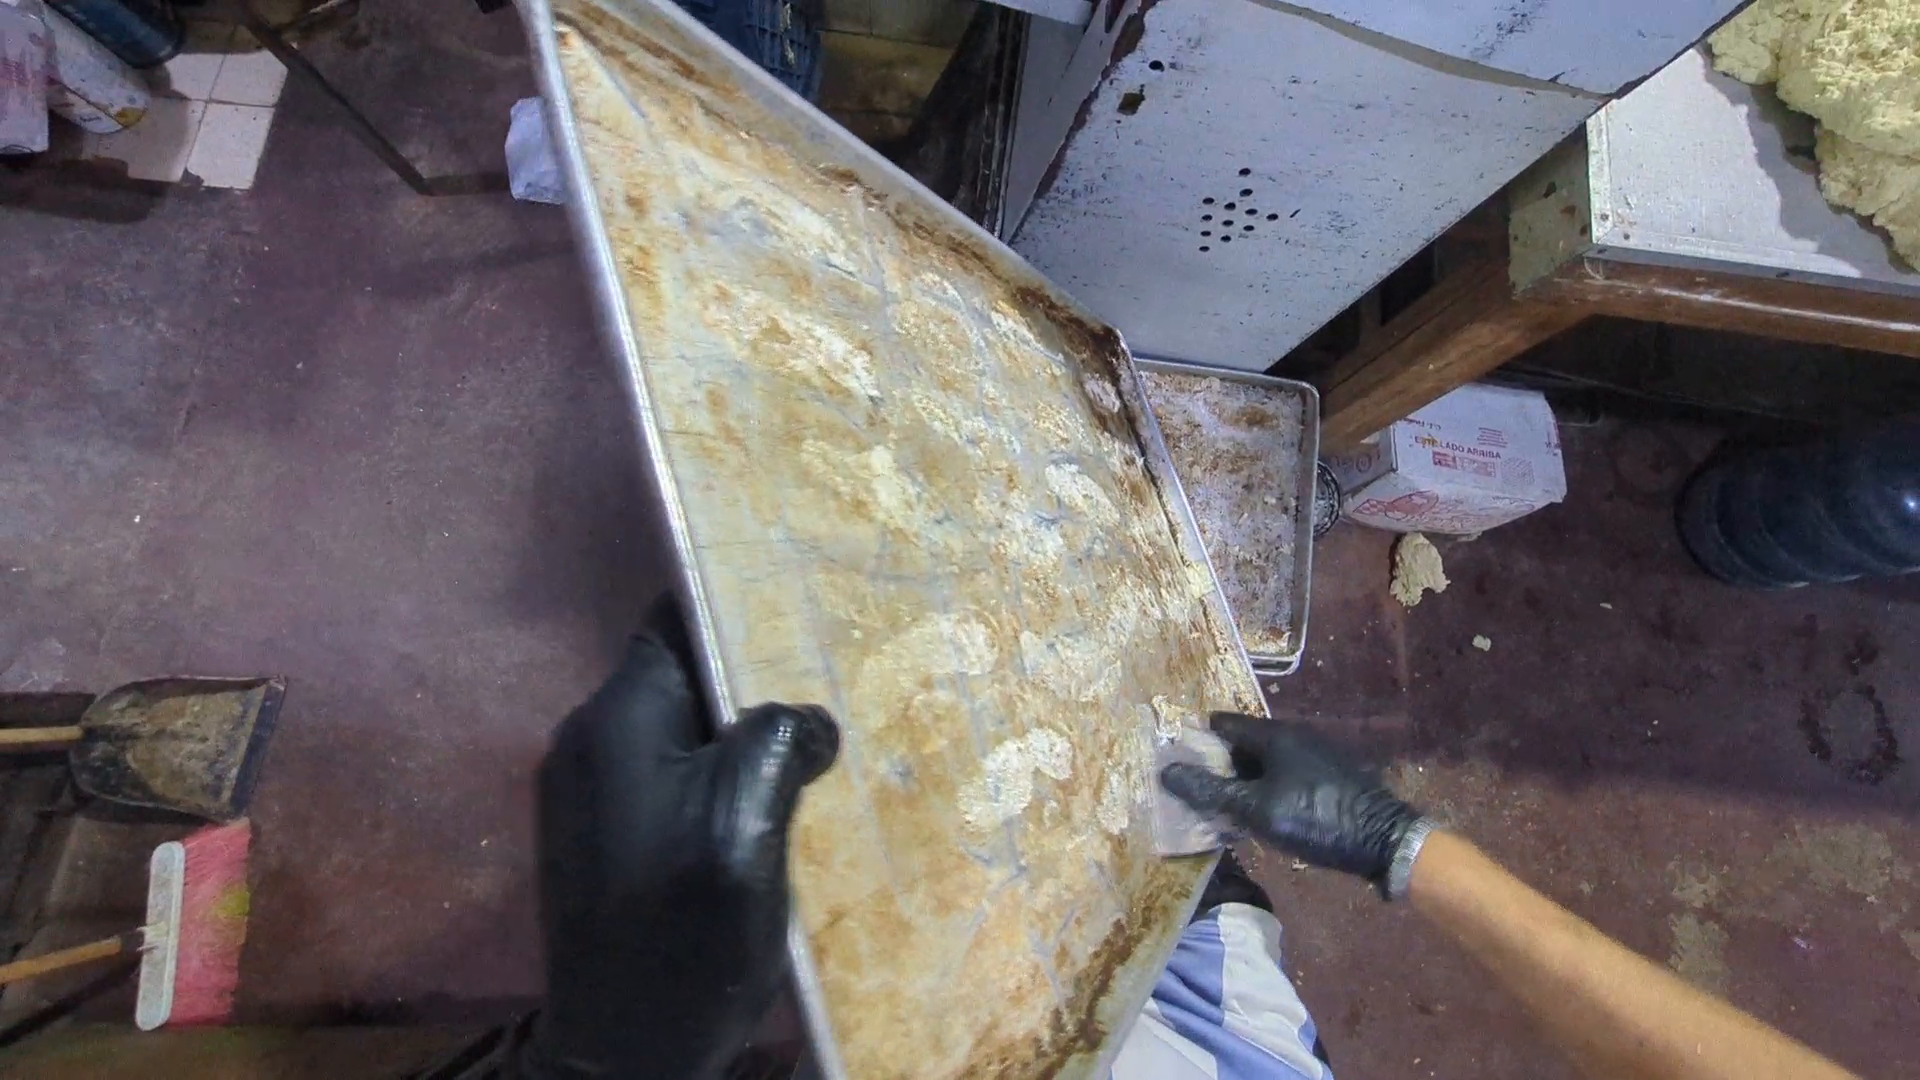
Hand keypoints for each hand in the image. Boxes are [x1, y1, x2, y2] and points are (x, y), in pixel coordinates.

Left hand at [526, 609, 839, 1078]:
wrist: (628, 1051)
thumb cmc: (682, 926)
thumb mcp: (744, 819)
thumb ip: (776, 739)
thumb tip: (807, 719)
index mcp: (619, 720)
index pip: (675, 622)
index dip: (734, 601)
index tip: (799, 595)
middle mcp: (596, 739)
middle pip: (686, 670)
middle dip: (754, 666)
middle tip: (828, 663)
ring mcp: (600, 787)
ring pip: (688, 719)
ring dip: (746, 720)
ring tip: (816, 719)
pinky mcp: (616, 827)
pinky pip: (680, 765)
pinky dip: (729, 761)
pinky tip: (781, 780)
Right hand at [1160, 713, 1424, 888]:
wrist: (1388, 842)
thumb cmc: (1315, 819)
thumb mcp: (1255, 809)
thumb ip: (1210, 791)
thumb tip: (1166, 772)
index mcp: (1272, 733)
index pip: (1220, 723)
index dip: (1198, 743)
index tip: (1185, 769)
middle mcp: (1291, 733)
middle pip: (1241, 741)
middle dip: (1220, 765)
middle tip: (1205, 795)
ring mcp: (1313, 752)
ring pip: (1263, 759)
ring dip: (1244, 779)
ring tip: (1231, 809)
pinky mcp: (1328, 773)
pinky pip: (1284, 772)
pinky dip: (1267, 786)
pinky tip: (1266, 814)